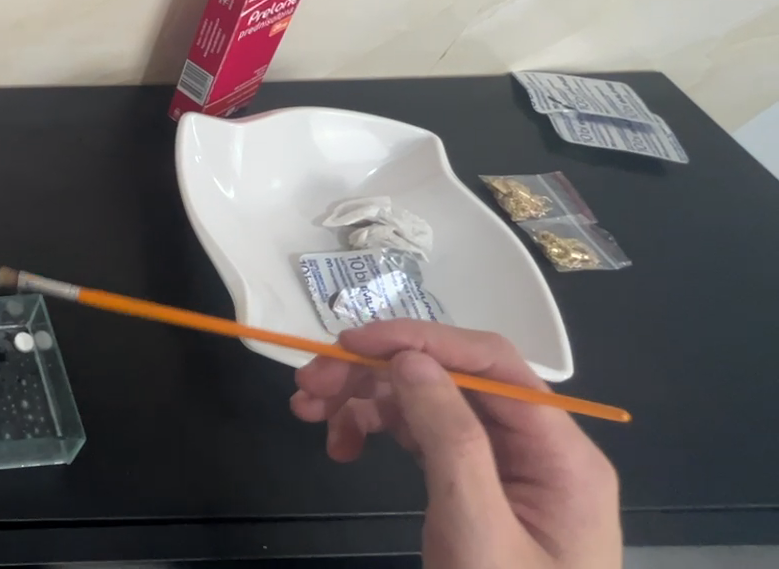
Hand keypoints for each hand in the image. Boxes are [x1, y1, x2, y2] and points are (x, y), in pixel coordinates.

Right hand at [290, 321, 620, 568]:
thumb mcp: (477, 528)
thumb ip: (452, 440)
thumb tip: (410, 359)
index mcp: (559, 453)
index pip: (490, 363)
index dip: (418, 339)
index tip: (348, 343)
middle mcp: (532, 445)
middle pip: (444, 375)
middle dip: (371, 371)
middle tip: (309, 383)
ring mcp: (499, 460)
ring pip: (418, 396)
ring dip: (358, 396)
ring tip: (307, 411)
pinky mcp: (468, 475)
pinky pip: (411, 428)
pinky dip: (367, 426)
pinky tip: (339, 445)